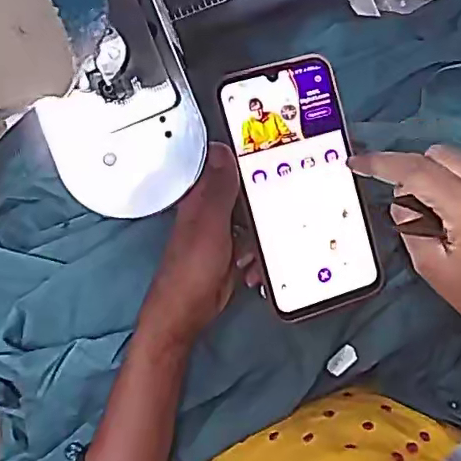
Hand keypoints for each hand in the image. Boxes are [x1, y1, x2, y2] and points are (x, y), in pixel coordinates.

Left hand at [137, 143, 256, 346]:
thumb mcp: (210, 222)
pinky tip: (251, 269)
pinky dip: (256, 257)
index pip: (226, 169)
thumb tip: (221, 148)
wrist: (188, 312)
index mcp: (201, 198)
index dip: (248, 165)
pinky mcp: (230, 254)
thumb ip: (219, 187)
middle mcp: (210, 212)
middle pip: (245, 196)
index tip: (271, 164)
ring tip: (253, 254)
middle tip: (272, 219)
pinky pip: (253, 246)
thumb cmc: (192, 268)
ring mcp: (221, 234)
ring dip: (261, 238)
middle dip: (262, 209)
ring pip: (253, 222)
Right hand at [351, 146, 460, 377]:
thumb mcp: (430, 266)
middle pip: (441, 154)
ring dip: (443, 176)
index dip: (383, 164)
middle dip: (416, 172)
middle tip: (410, 203)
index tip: (358, 162)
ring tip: (444, 212)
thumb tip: (401, 192)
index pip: (420, 172)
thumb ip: (409, 222)